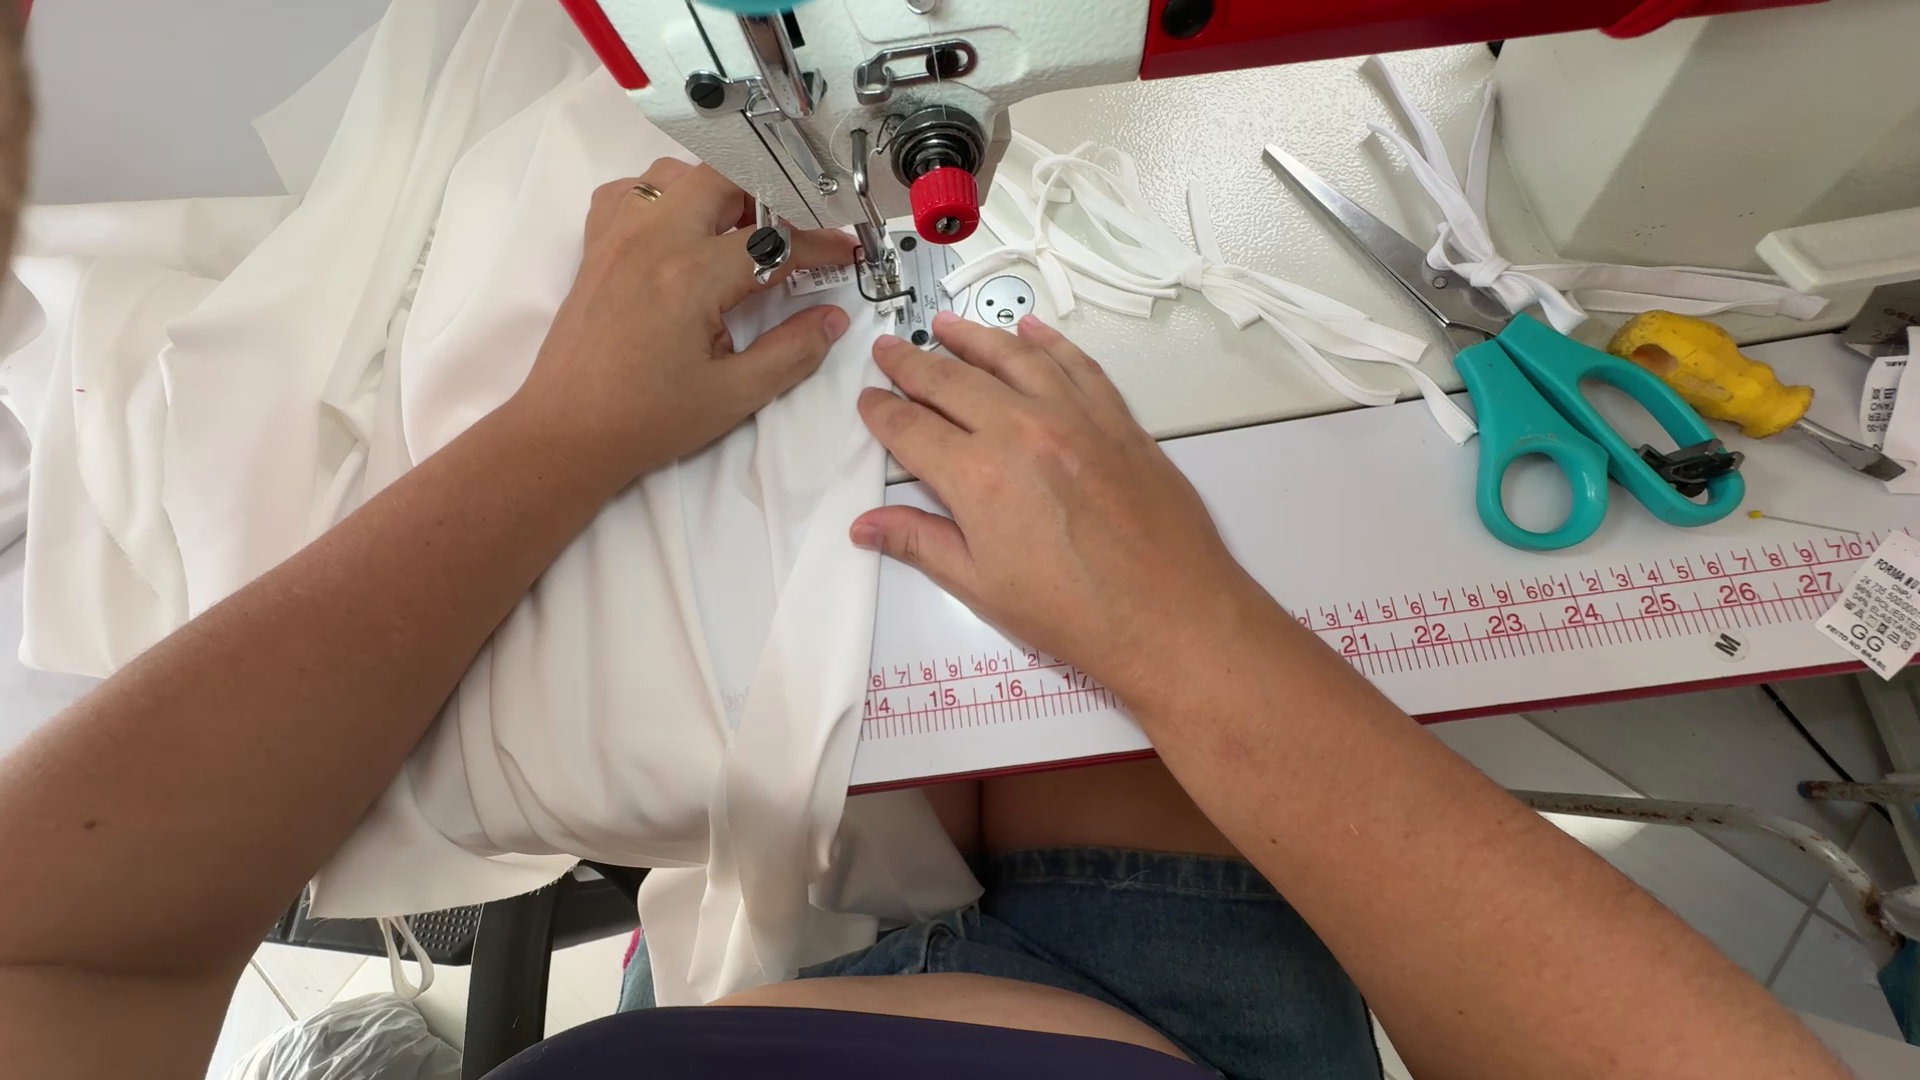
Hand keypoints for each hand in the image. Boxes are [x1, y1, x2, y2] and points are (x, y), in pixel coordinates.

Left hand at [513, 159, 857, 482]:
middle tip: (796, 237)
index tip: (845, 254)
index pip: (772, 242)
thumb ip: (791, 352)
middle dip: (771, 200)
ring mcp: (617, 236)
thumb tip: (831, 319)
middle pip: (724, 179)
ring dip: (719, 191)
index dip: (819, 246)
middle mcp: (652, 239)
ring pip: (676, 175)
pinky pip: (632, 192)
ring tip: (743, 233)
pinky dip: (667, 198)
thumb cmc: (649, 419)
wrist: (568, 431)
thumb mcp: (735, 395)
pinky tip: (683, 234)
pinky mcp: (597, 247)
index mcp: (691, 275)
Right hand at [851, 313, 1276, 704]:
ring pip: (1013, 358)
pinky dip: (1049, 343)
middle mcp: (1023, 430)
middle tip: (890, 349)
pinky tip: (1029, 331)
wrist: (1172, 617)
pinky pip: (1077, 365)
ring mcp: (1076, 418)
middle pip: (952, 382)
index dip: (882, 413)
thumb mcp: (982, 586)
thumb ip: (920, 543)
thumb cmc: (1074, 614)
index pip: (911, 429)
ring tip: (944, 325)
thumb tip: (866, 525)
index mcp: (978, 476)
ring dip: (973, 337)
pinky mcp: (1118, 420)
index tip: (868, 401)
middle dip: (912, 364)